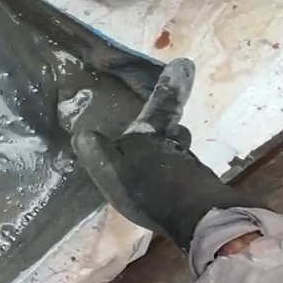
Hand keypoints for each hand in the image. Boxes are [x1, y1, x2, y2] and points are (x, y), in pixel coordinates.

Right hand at [72, 59, 257, 248]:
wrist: (197, 220)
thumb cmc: (148, 187)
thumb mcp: (108, 168)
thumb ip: (95, 150)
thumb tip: (83, 133)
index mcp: (151, 136)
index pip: (161, 104)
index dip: (171, 84)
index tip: (185, 63)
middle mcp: (175, 147)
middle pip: (175, 131)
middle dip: (170, 128)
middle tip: (164, 128)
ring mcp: (191, 169)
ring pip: (180, 154)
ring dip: (171, 155)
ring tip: (156, 166)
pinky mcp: (198, 192)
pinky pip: (183, 178)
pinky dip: (174, 180)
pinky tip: (163, 192)